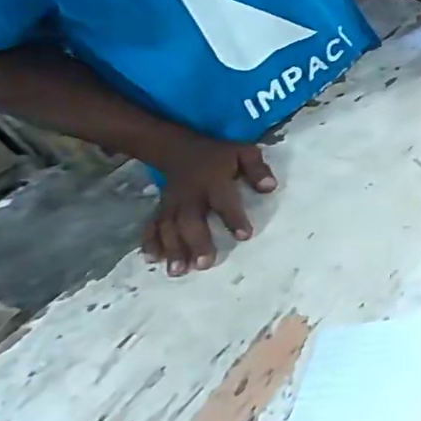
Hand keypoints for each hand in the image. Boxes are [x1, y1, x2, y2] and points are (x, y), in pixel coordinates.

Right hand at [141, 134, 276, 276]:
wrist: (179, 149)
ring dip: (173, 249)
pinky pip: (152, 225)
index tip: (244, 236)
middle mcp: (191, 195)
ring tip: (179, 271)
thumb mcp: (244, 153)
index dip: (234, 217)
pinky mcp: (161, 208)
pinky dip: (150, 242)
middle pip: (190, 219)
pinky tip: (152, 260)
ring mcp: (172, 203)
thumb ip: (257, 169)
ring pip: (170, 226)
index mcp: (214, 181)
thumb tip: (270, 187)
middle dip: (197, 241)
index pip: (224, 200)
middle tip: (205, 264)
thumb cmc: (219, 155)